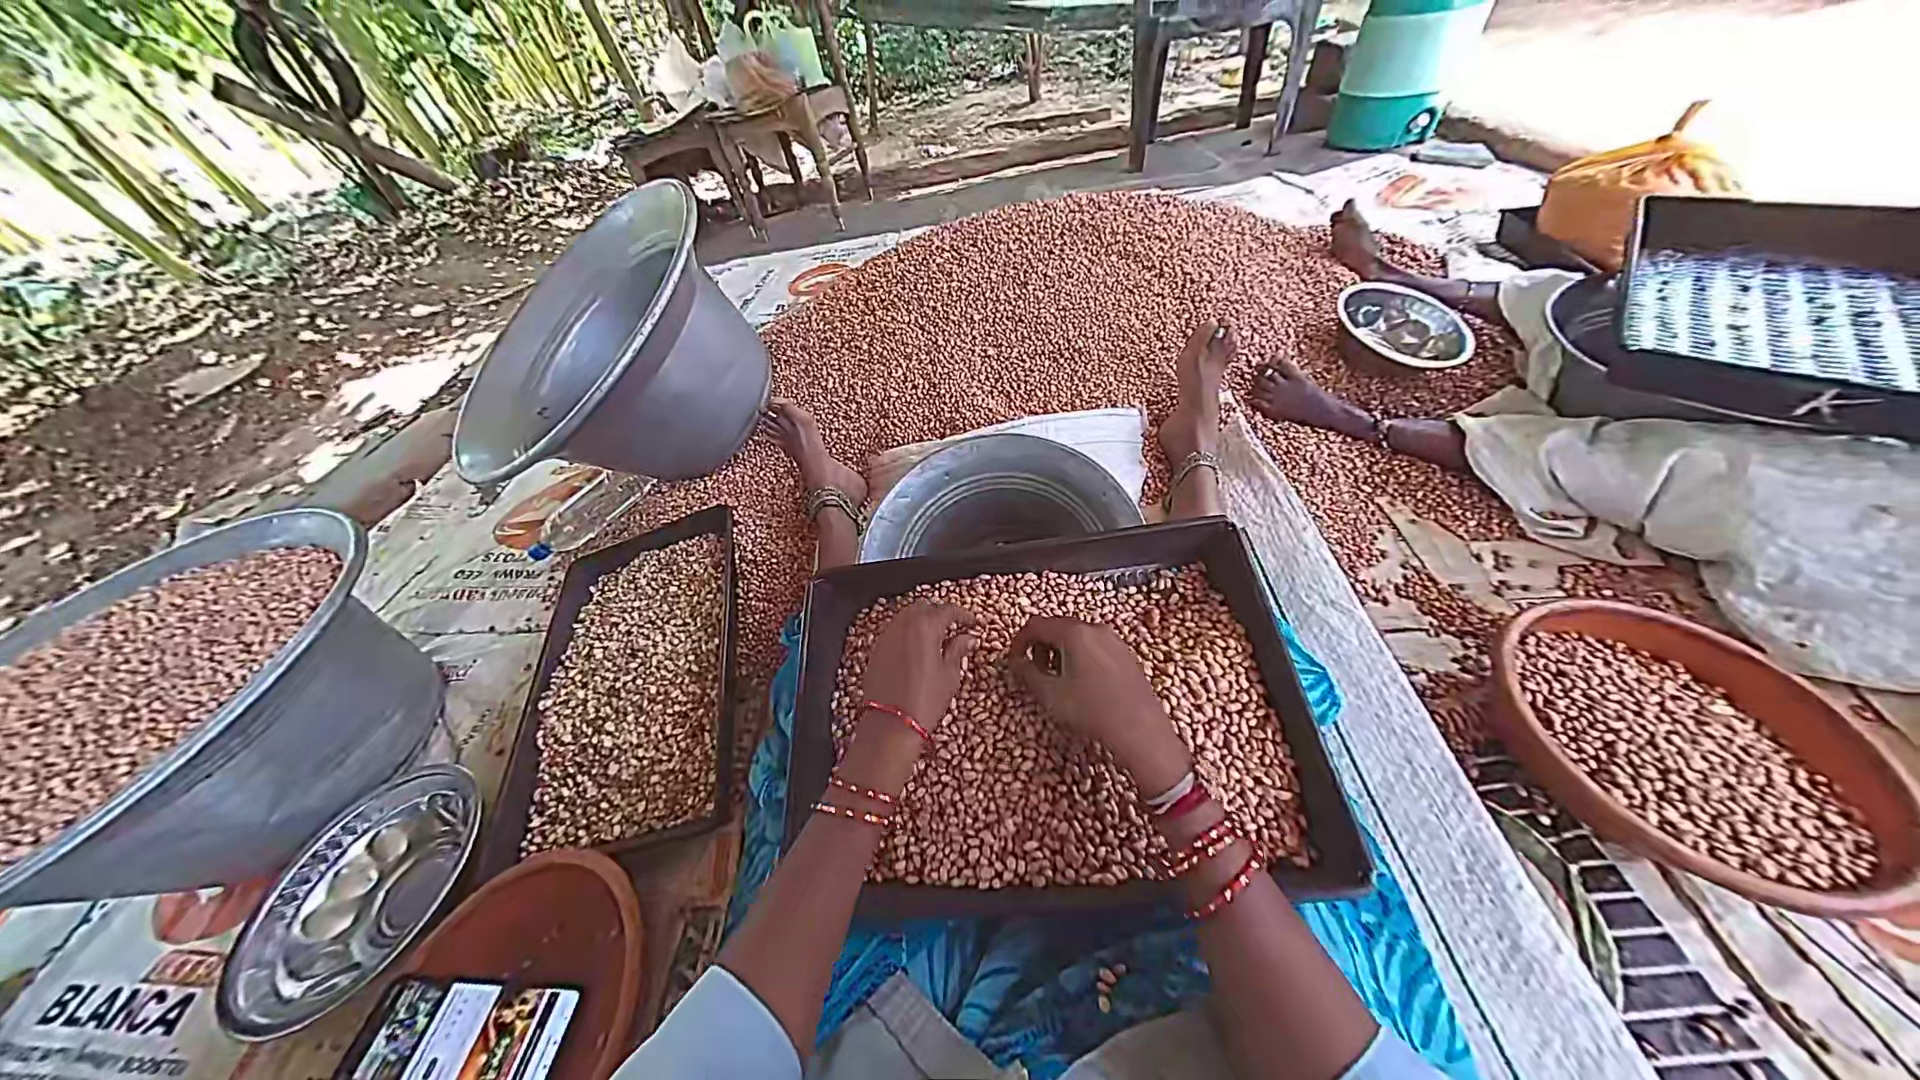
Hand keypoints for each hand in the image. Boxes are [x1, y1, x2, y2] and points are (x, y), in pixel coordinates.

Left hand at [860, 601, 977, 729]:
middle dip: (941, 613)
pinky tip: (917, 649)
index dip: (964, 615)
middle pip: (925, 607)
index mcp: (925, 626)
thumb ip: (958, 650)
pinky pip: (895, 630)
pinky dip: (908, 632)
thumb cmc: (924, 700)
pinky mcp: (877, 649)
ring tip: (937, 638)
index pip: (948, 609)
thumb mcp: (949, 674)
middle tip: (955, 628)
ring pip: (907, 616)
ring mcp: (887, 635)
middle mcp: (904, 625)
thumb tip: (968, 638)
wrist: (890, 724)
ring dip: (923, 621)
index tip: (973, 623)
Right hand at [1008, 616, 1191, 795]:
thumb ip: (1028, 673)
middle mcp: (1095, 628)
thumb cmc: (1092, 710)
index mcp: (1074, 632)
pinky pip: (1094, 646)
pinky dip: (1080, 656)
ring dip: (1060, 652)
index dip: (1019, 641)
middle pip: (1057, 627)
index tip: (1014, 661)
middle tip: (1035, 672)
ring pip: (1077, 636)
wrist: (1140, 729)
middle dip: (1040, 646)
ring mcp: (1114, 640)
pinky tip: (1082, 683)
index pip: (1036, 625)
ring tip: (1058, 680)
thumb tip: (1018, 662)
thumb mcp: (1051, 694)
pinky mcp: (1125, 654)